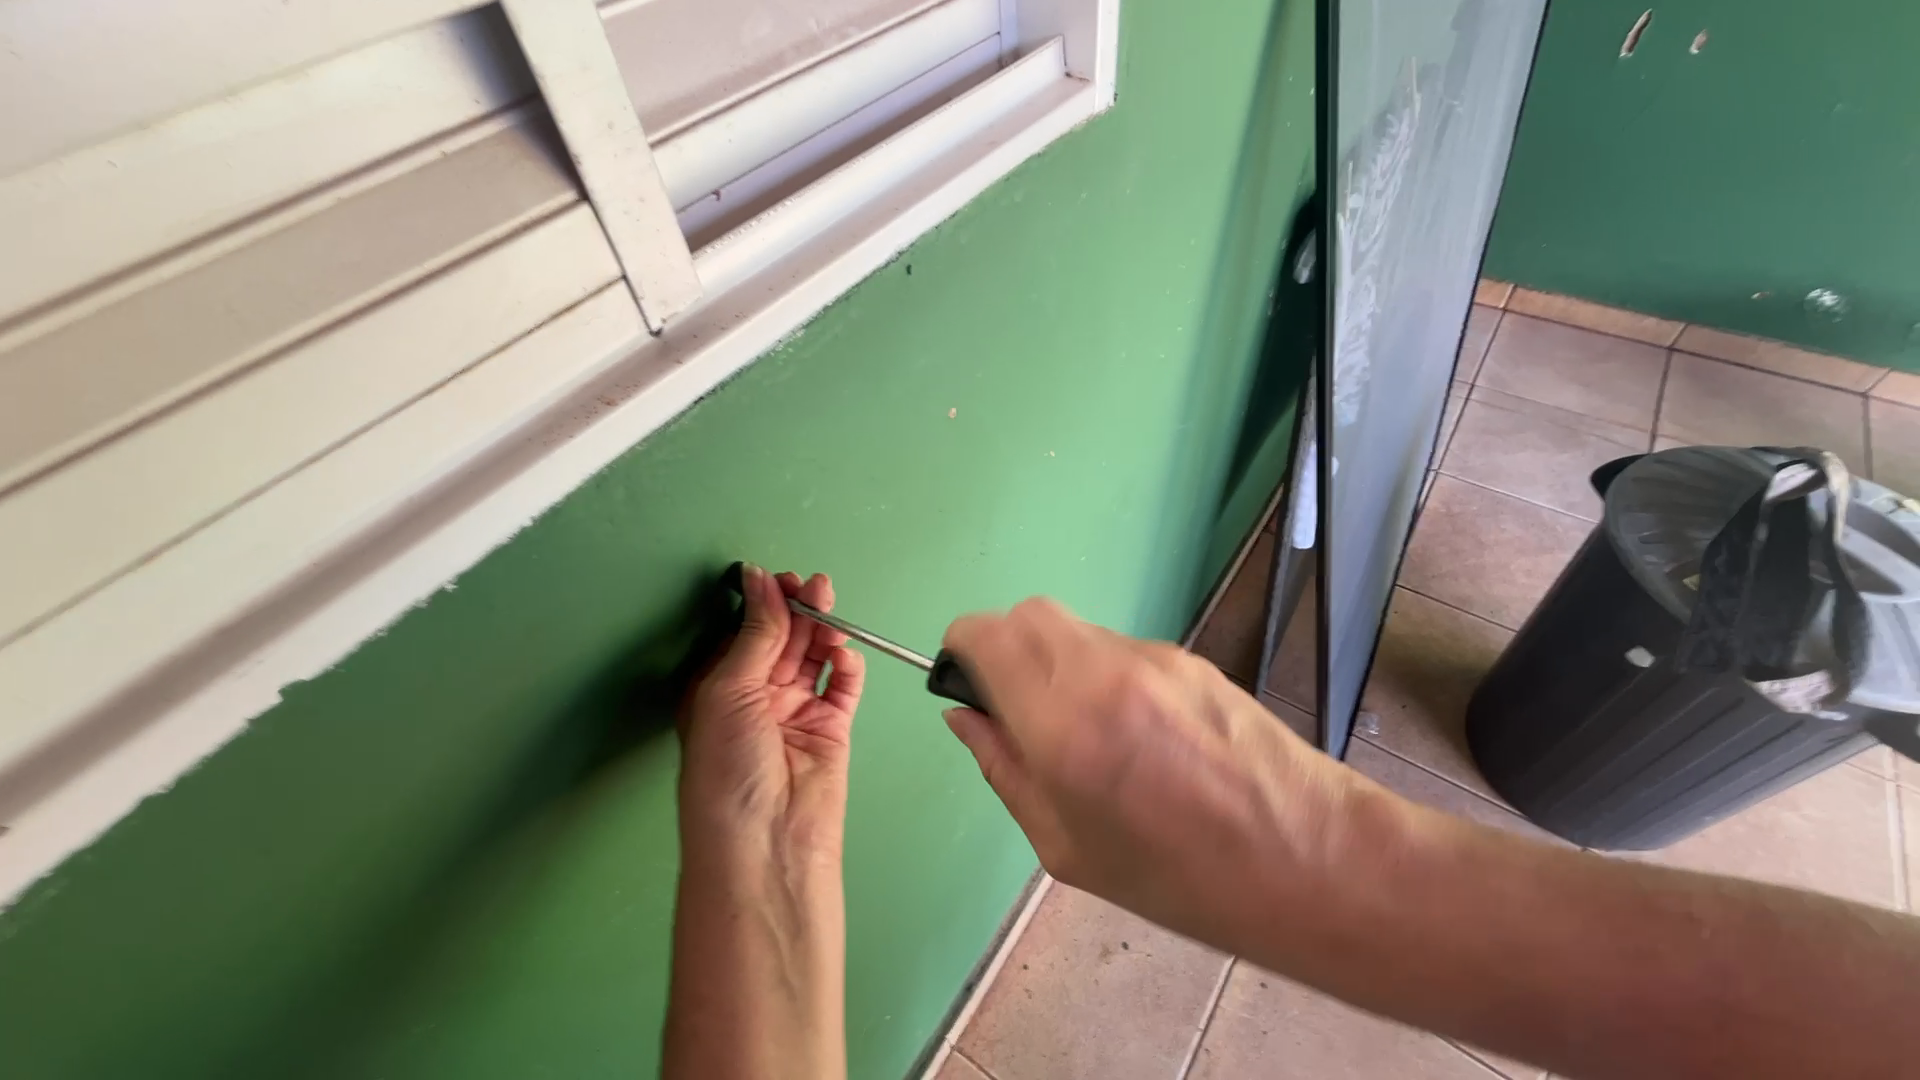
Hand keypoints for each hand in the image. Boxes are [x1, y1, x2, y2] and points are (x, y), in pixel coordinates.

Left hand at [678, 564, 865, 862]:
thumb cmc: (728, 767)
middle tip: (814, 586)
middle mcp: (757, 697)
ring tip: (829, 607)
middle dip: (798, 610)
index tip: (781, 580)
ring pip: (814, 657)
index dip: (765, 605)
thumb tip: (759, 577)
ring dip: (822, 630)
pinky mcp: (831, 728)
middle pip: (783, 640)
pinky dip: (846, 667)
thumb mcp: (730, 691)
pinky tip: (843, 655)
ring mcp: (796, 712)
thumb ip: (755, 633)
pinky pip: (842, 687)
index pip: (747, 633)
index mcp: (721, 688)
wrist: (766, 841)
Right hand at [941, 598, 1357, 947]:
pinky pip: (1115, 646)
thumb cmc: (1177, 879)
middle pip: (1026, 614)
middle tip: (1012, 705)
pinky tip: (1128, 727)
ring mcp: (1151, 657)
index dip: (962, 649)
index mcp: (1064, 726)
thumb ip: (1003, 769)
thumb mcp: (1065, 847)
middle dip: (1003, 647)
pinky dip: (1096, 669)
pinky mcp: (1186, 656)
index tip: (965, 684)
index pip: (987, 636)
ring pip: (1072, 627)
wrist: (1310, 859)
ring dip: (1051, 659)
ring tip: (1076, 725)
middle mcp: (1102, 672)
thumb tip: (963, 717)